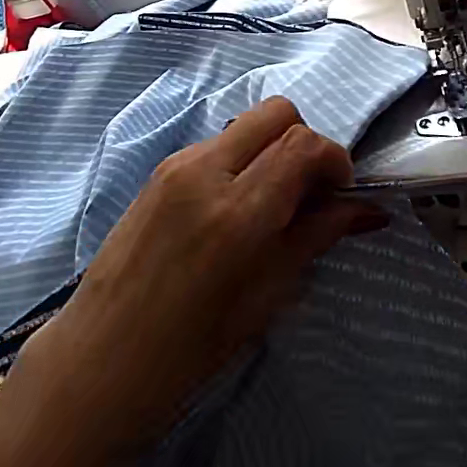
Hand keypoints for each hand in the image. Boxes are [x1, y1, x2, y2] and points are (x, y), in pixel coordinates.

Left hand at [0, 96, 385, 466]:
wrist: (100, 355)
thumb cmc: (189, 349)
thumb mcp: (265, 298)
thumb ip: (313, 237)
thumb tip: (366, 209)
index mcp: (236, 211)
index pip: (302, 144)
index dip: (335, 161)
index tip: (341, 196)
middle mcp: (203, 171)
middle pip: (275, 112)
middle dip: (305, 141)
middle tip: (311, 192)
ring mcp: (174, 165)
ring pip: (242, 125)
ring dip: (270, 149)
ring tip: (274, 205)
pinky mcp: (156, 171)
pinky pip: (213, 146)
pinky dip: (240, 160)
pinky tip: (236, 208)